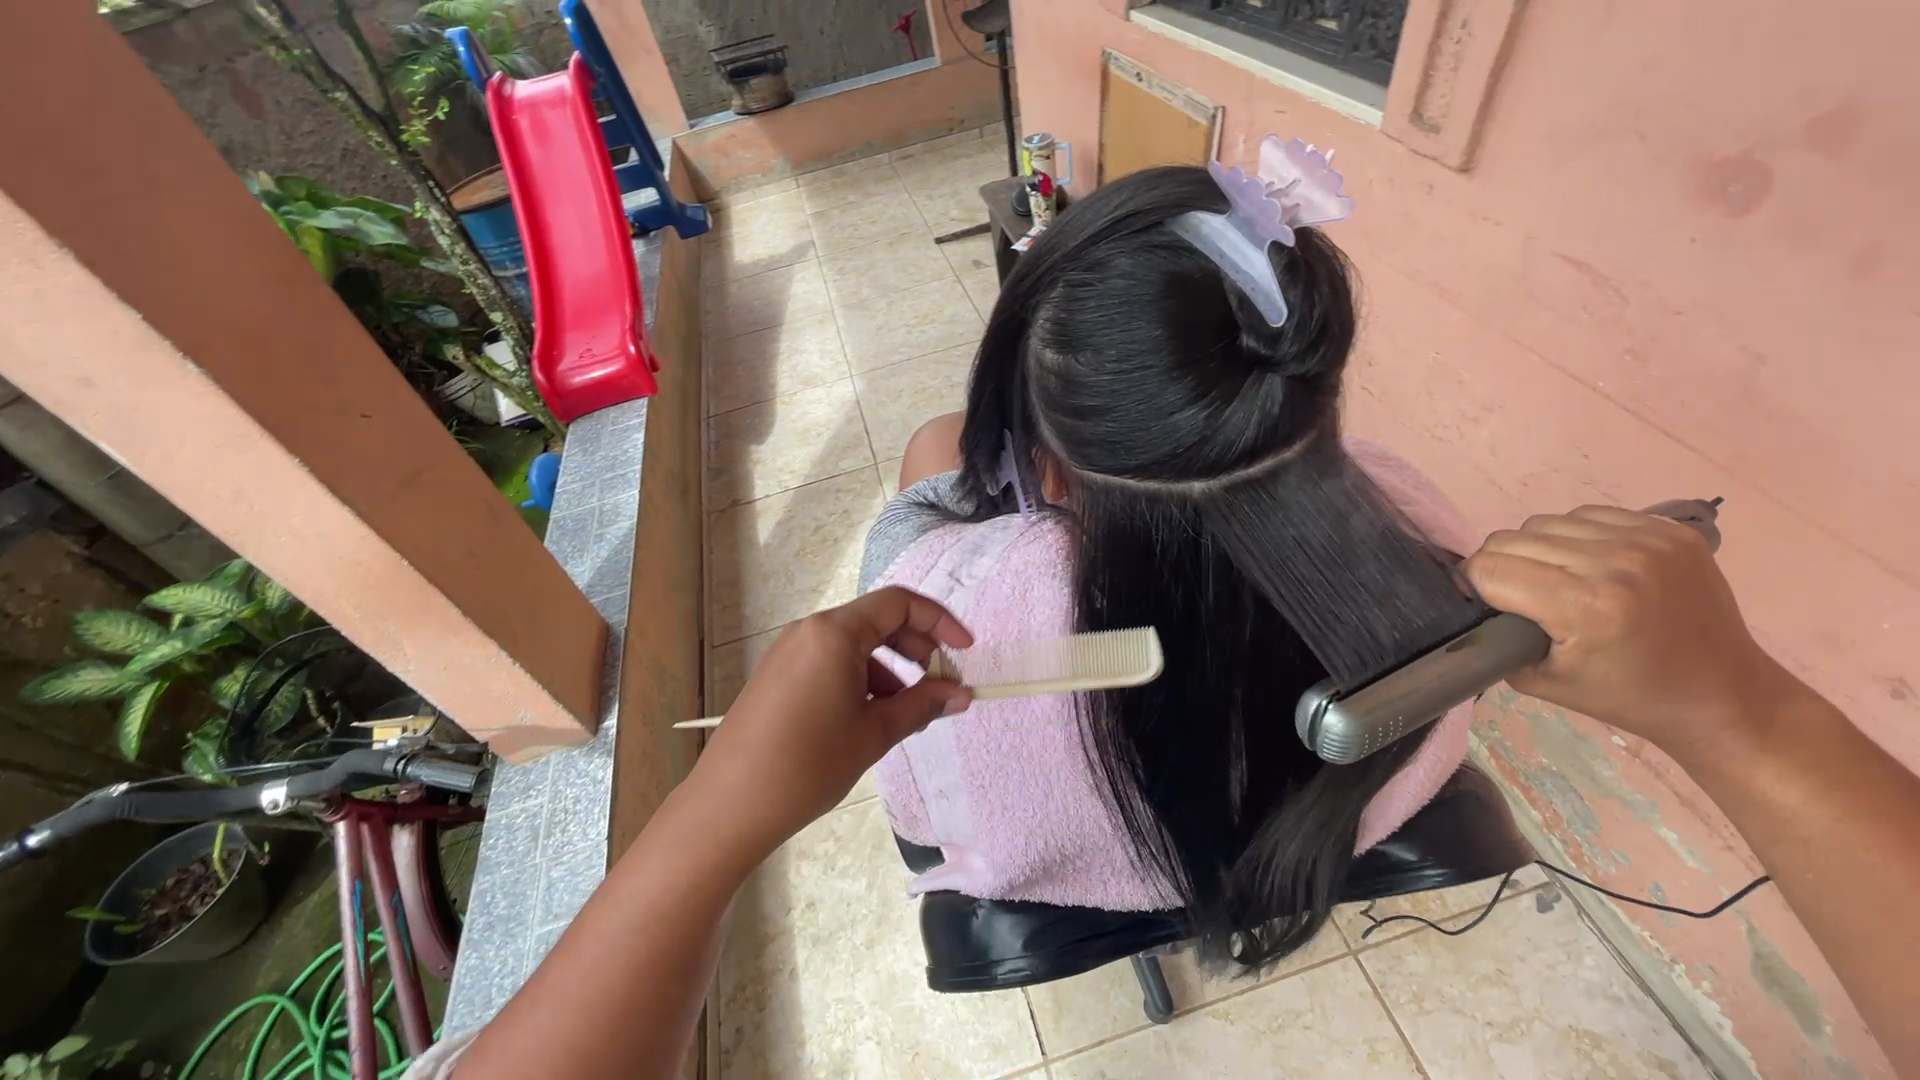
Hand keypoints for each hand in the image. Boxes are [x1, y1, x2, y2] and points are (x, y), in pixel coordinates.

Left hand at [692, 588, 973, 852]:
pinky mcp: (778, 675)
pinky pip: (831, 661)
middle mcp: (810, 630)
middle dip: (917, 646)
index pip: (899, 603)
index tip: (965, 652)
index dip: (939, 621)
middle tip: (941, 684)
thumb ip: (922, 705)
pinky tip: (871, 719)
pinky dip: (862, 679)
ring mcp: (789, 652)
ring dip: (891, 667)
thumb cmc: (808, 764)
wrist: (729, 805)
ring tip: (908, 711)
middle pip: (877, 620)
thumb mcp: (874, 734)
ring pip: (855, 644)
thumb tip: (961, 694)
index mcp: (835, 633)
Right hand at [1464, 505, 1804, 763]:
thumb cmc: (1627, 697)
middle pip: (1511, 539)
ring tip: (1558, 580)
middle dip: (1502, 566)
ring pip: (1545, 522)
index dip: (1476, 586)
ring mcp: (1647, 540)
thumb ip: (1497, 636)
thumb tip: (1475, 599)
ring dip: (1537, 549)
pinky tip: (1592, 566)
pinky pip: (1588, 515)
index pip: (1490, 568)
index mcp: (1585, 606)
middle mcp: (1616, 562)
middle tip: (1520, 597)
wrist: (1725, 694)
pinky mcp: (1669, 529)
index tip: (1487, 607)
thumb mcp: (1542, 680)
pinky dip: (1576, 537)